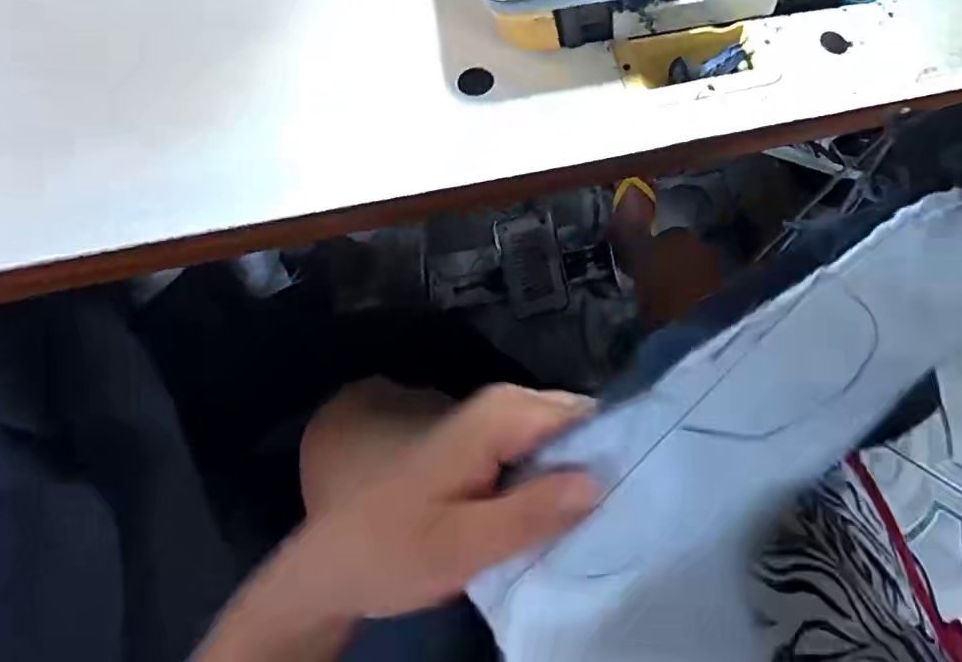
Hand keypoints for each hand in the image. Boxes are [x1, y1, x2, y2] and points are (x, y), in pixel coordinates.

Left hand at [293, 384, 598, 620]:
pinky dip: (555, 476)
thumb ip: (531, 512)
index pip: (584, 415)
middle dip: (595, 461)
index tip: (631, 493)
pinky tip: (556, 512)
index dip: (611, 450)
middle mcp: (507, 400)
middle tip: (610, 515)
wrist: (329, 562)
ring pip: (562, 435)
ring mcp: (498, 416)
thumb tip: (600, 481)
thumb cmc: (391, 551)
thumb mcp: (462, 546)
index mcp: (504, 413)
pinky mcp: (492, 437)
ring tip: (588, 518)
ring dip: (575, 472)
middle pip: (576, 421)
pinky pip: (543, 447)